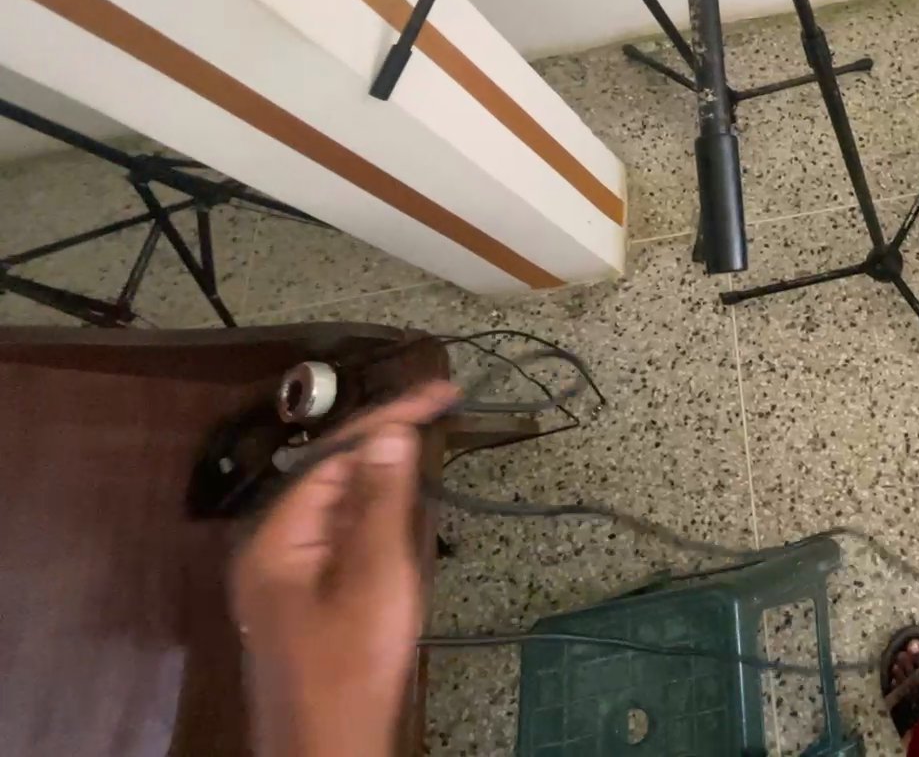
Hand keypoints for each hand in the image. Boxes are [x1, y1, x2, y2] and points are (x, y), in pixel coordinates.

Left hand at [230, 382, 460, 756]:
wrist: (334, 738)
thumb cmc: (355, 654)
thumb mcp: (376, 572)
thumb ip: (384, 500)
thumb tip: (393, 433)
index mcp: (279, 538)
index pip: (335, 456)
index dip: (387, 418)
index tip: (441, 393)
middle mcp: (279, 545)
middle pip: (337, 472)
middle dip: (388, 436)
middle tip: (444, 403)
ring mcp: (296, 568)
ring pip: (347, 498)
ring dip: (390, 467)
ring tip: (434, 434)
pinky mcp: (318, 586)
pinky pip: (352, 526)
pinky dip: (386, 502)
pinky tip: (412, 498)